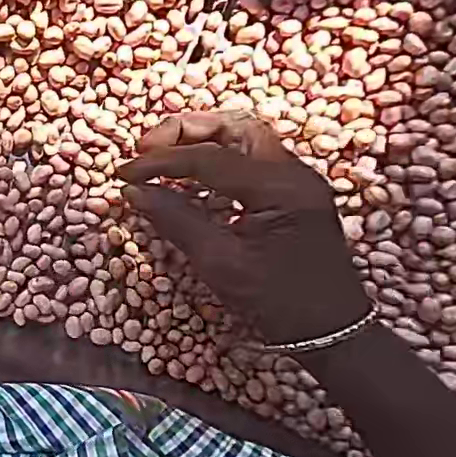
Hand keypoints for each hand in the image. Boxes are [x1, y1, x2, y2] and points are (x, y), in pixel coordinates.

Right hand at [116, 111, 368, 344]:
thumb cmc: (276, 303)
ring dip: (202, 138)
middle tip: (147, 149)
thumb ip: (176, 220)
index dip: (160, 162)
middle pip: (234, 126)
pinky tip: (190, 173)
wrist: (330, 330)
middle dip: (185, 131)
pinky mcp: (292, 190)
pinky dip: (217, 155)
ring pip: (244, 135)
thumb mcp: (220, 264)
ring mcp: (297, 179)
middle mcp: (294, 172)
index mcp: (280, 189)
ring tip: (163, 155)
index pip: (210, 158)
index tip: (125, 173)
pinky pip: (250, 157)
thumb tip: (134, 191)